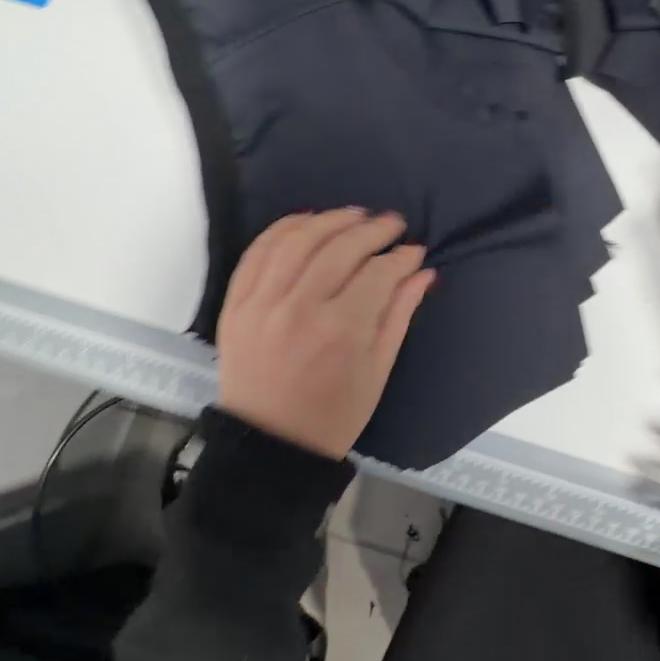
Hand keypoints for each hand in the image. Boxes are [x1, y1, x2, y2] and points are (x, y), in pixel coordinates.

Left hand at [214, 209, 434, 458]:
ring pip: (298, 240)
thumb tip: (422, 271)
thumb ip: (399, 314)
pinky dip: (283, 229)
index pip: (378, 272)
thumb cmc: (334, 415)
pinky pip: (258, 252)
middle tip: (392, 223)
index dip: (401, 256)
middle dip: (372, 229)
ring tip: (354, 215)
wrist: (270, 445)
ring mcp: (263, 303)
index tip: (414, 250)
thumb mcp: (378, 370)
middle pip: (340, 247)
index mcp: (341, 329)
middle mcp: (300, 307)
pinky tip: (306, 220)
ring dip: (330, 220)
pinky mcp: (237, 304)